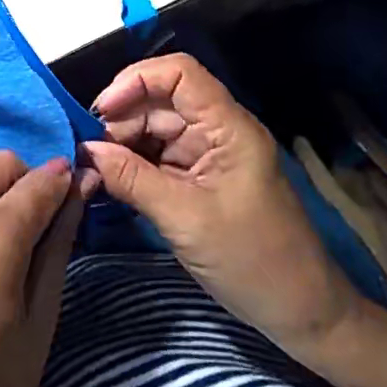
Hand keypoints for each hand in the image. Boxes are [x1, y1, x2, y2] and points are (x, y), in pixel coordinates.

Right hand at [82, 54, 360, 353]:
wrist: (301, 313)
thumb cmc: (252, 261)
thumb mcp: (185, 220)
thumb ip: (131, 179)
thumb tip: (86, 150)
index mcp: (228, 127)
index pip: (179, 74)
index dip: (137, 80)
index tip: (103, 111)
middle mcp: (215, 129)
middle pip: (158, 100)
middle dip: (120, 118)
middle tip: (90, 152)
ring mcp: (205, 152)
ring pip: (151, 126)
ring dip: (121, 142)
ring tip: (95, 167)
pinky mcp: (195, 175)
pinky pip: (154, 153)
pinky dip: (129, 162)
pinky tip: (110, 178)